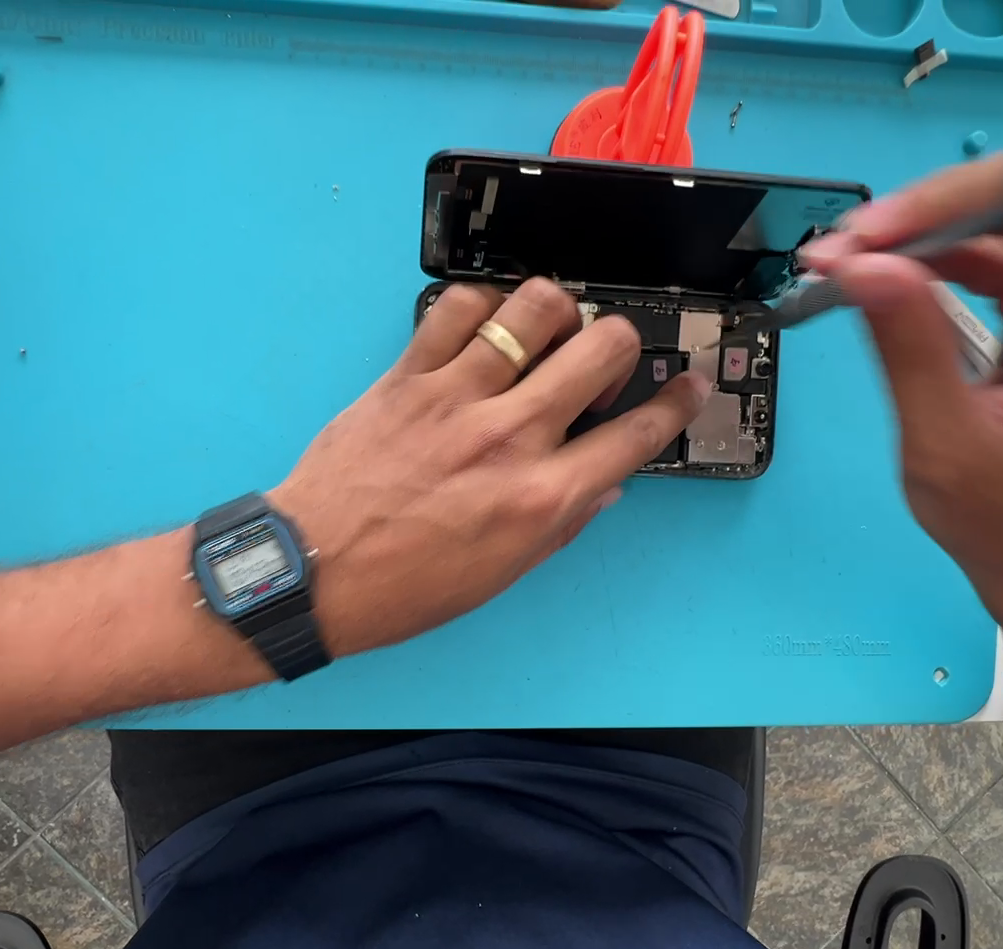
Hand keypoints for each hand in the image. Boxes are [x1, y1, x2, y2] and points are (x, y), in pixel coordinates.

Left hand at [270, 278, 711, 655]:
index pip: (638, 435)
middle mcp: (510, 436)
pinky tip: (481, 331)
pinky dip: (480, 307)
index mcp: (542, 497)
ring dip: (555, 314)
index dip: (677, 402)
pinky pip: (456, 307)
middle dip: (621, 344)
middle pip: (602, 347)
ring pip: (535, 308)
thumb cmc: (410, 586)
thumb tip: (603, 482)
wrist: (316, 573)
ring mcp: (456, 397)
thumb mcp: (503, 572)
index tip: (686, 385)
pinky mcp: (407, 375)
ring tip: (542, 337)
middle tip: (601, 365)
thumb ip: (562, 522)